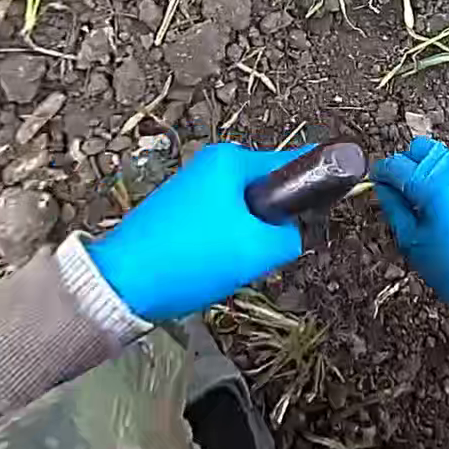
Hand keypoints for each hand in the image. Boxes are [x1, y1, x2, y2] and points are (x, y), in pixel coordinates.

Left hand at [88, 142, 311, 320]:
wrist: (116, 288)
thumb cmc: (191, 257)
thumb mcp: (257, 250)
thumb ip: (292, 237)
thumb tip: (294, 234)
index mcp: (230, 161)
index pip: (291, 163)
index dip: (314, 183)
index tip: (331, 200)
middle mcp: (211, 165)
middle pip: (268, 189)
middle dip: (274, 219)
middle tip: (270, 247)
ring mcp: (192, 187)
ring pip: (245, 208)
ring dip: (250, 233)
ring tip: (239, 260)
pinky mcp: (178, 211)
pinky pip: (223, 220)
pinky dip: (228, 239)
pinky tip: (218, 264)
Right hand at [372, 137, 448, 317]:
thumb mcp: (413, 243)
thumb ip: (394, 208)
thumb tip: (383, 187)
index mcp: (435, 186)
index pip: (398, 164)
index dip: (383, 172)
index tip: (379, 179)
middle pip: (423, 149)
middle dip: (409, 164)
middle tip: (405, 189)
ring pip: (448, 158)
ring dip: (436, 172)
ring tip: (434, 204)